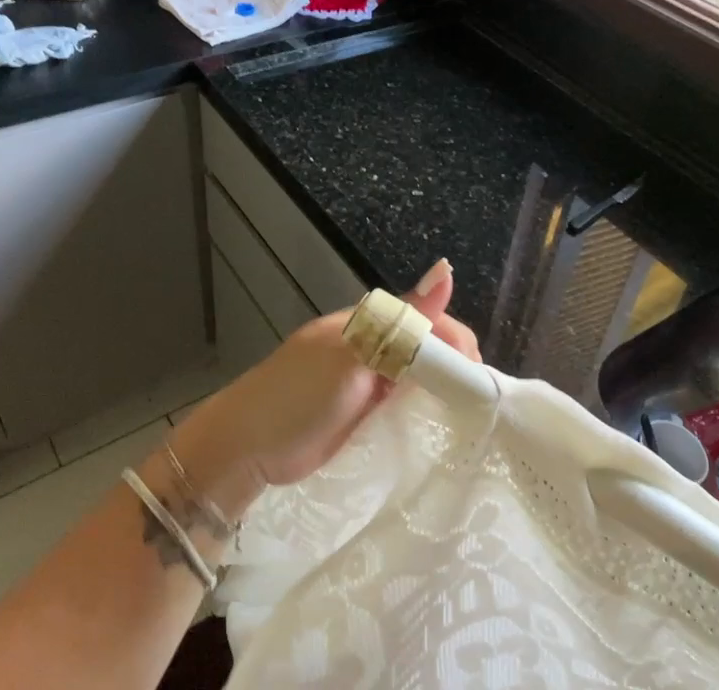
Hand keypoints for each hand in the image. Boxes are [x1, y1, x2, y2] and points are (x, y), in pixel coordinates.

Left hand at [166, 259, 479, 515]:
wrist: (242, 450)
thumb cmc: (295, 397)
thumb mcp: (353, 357)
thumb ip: (402, 321)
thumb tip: (446, 268)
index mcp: (364, 323)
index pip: (425, 320)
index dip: (454, 343)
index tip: (475, 381)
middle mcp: (366, 347)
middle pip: (422, 348)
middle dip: (450, 368)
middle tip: (474, 406)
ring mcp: (360, 381)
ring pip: (413, 376)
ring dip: (437, 390)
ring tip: (464, 419)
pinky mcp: (357, 413)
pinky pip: (398, 404)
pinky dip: (418, 411)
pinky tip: (435, 427)